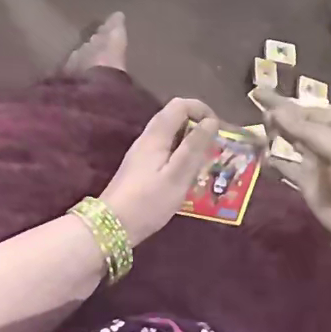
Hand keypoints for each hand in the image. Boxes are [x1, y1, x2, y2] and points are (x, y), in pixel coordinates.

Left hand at [101, 98, 219, 243]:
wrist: (112, 226)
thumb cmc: (148, 202)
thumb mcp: (177, 175)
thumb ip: (194, 147)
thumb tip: (211, 122)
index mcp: (156, 136)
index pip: (180, 105)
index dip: (202, 110)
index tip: (218, 130)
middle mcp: (147, 139)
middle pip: (174, 118)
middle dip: (198, 126)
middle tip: (215, 148)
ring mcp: (141, 154)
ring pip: (170, 135)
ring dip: (190, 142)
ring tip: (205, 162)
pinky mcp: (140, 168)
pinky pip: (164, 150)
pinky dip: (180, 155)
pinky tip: (187, 175)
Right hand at [257, 89, 330, 238]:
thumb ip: (304, 130)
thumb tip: (274, 111)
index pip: (306, 110)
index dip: (284, 103)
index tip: (260, 94)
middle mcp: (324, 140)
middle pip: (295, 124)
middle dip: (277, 116)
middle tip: (257, 110)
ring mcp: (313, 161)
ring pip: (287, 143)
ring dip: (272, 135)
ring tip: (256, 130)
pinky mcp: (304, 181)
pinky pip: (284, 166)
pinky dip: (271, 161)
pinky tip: (260, 155)